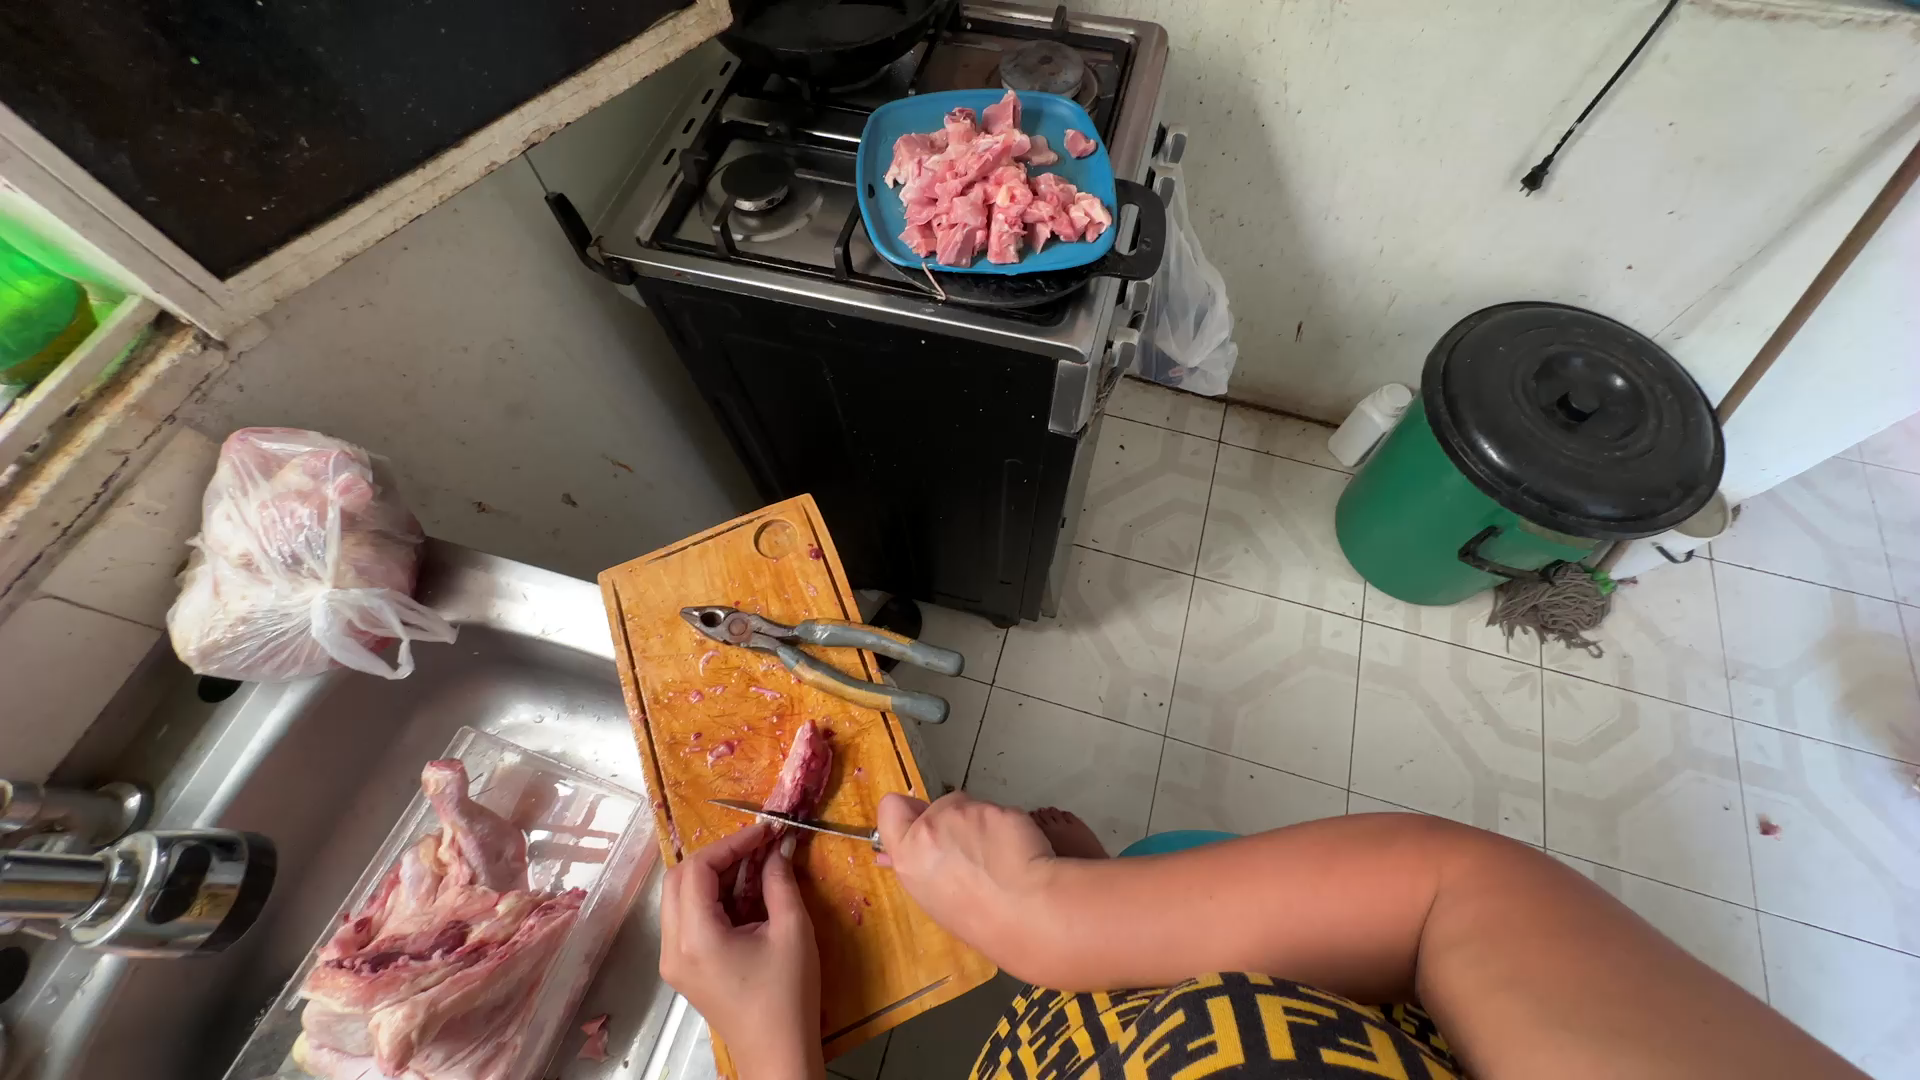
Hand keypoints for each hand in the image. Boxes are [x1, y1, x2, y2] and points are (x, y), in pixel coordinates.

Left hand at [660, 824, 823, 1079]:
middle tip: (756, 846)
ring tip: (751, 864)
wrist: (778, 1053)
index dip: (730, 843)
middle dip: (717, 854)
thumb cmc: (787, 994)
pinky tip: (741, 891)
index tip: (764, 832)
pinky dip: (709, 895)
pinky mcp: (683, 967)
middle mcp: (673, 947)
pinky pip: (685, 916)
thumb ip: (780, 881)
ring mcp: (673, 960)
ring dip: (711, 873)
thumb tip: (777, 846)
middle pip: (679, 878)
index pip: (697, 869)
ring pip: (678, 896)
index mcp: (696, 937)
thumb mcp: (792, 929)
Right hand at [876, 792, 1057, 952]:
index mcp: (909, 855)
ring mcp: (966, 813)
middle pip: (939, 805)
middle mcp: (932, 827)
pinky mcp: (998, 807)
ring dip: (983, 822)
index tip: (924, 826)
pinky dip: (1007, 826)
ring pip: (973, 806)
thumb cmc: (977, 919)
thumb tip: (889, 855)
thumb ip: (915, 865)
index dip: (908, 813)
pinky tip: (1016, 851)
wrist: (1027, 911)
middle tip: (971, 853)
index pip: (890, 807)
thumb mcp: (932, 898)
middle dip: (954, 819)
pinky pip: (1000, 811)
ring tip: (998, 857)